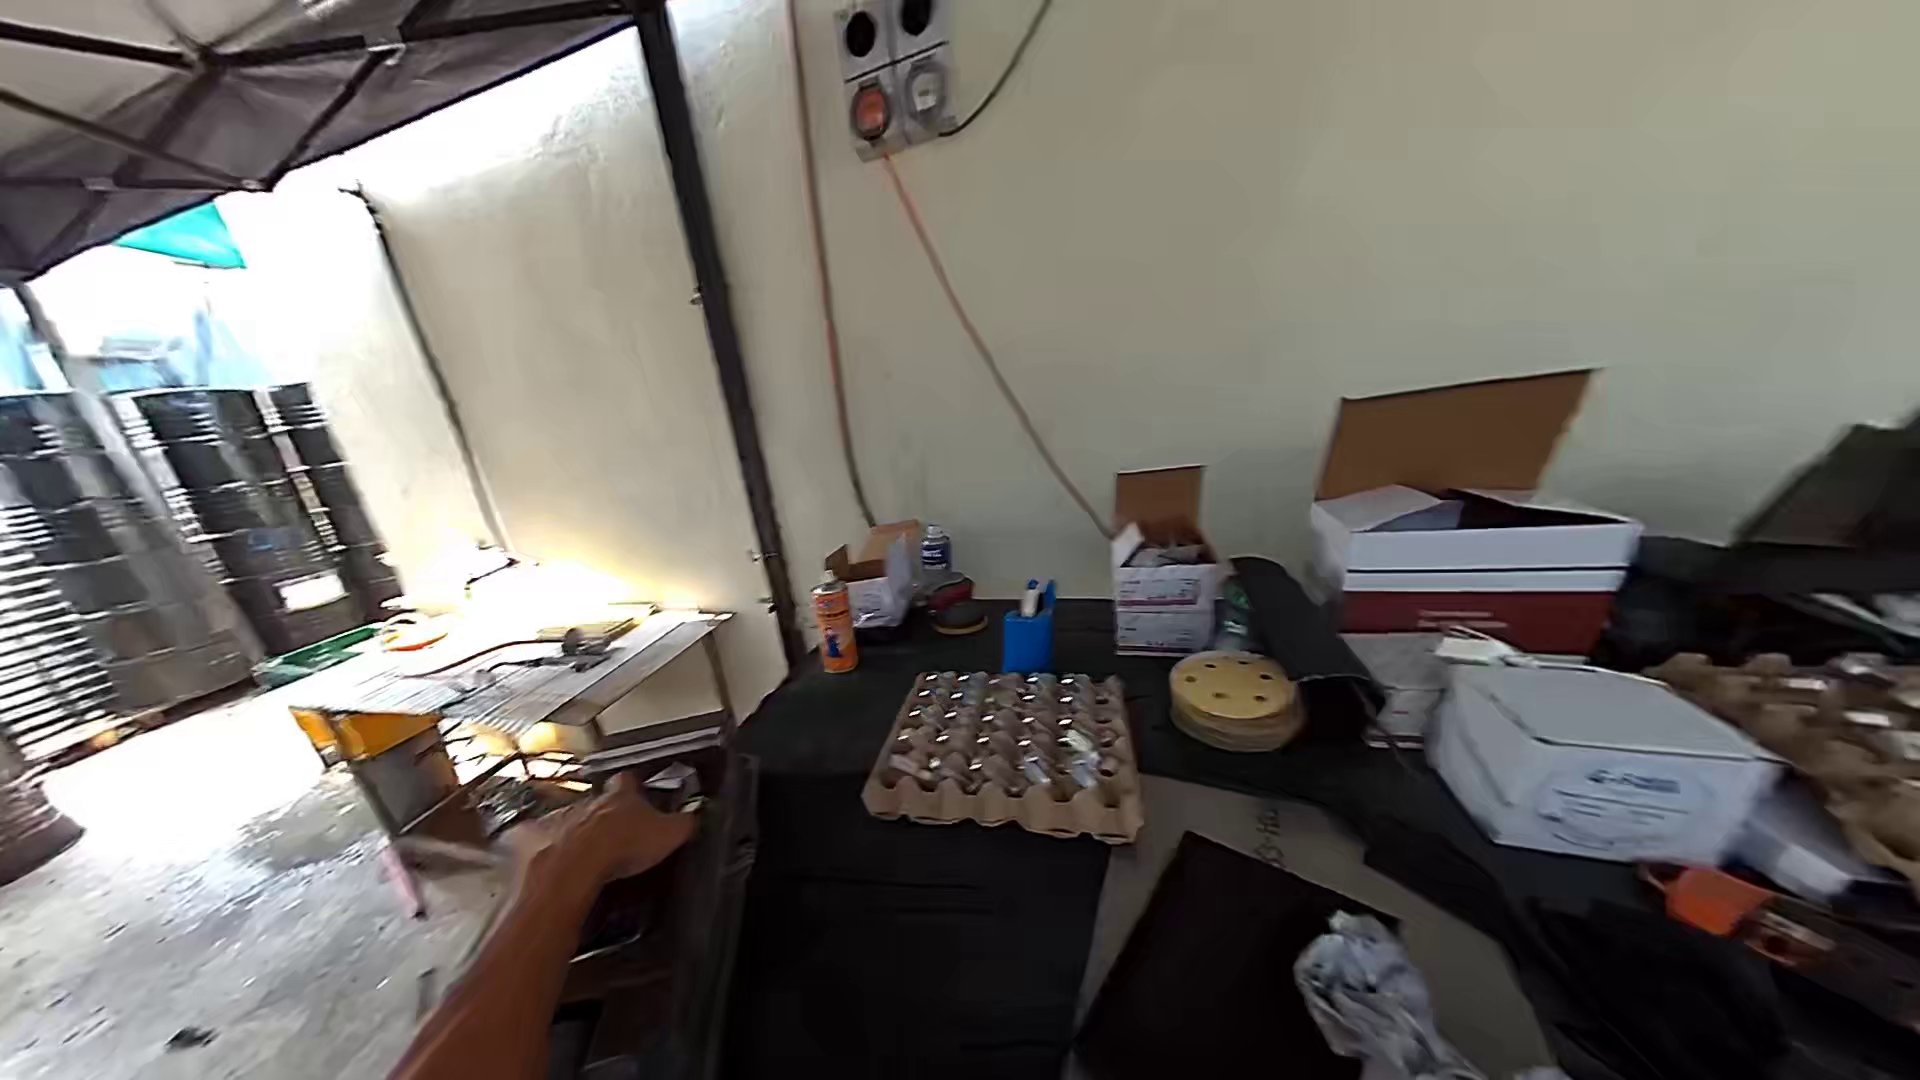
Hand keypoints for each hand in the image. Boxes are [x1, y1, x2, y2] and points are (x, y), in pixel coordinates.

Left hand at [508, 773, 698, 885]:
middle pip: (597, 799)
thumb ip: (685, 823)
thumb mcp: (668, 836)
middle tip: (611, 828)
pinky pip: (528, 840)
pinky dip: (531, 846)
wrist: (571, 871)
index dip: (634, 785)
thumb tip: (697, 815)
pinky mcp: (528, 842)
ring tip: (578, 850)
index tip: (638, 792)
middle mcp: (589, 802)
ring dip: (571, 829)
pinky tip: (535, 857)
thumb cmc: (621, 848)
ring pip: (565, 819)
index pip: (629, 780)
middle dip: (603, 810)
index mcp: (621, 797)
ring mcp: (557, 820)